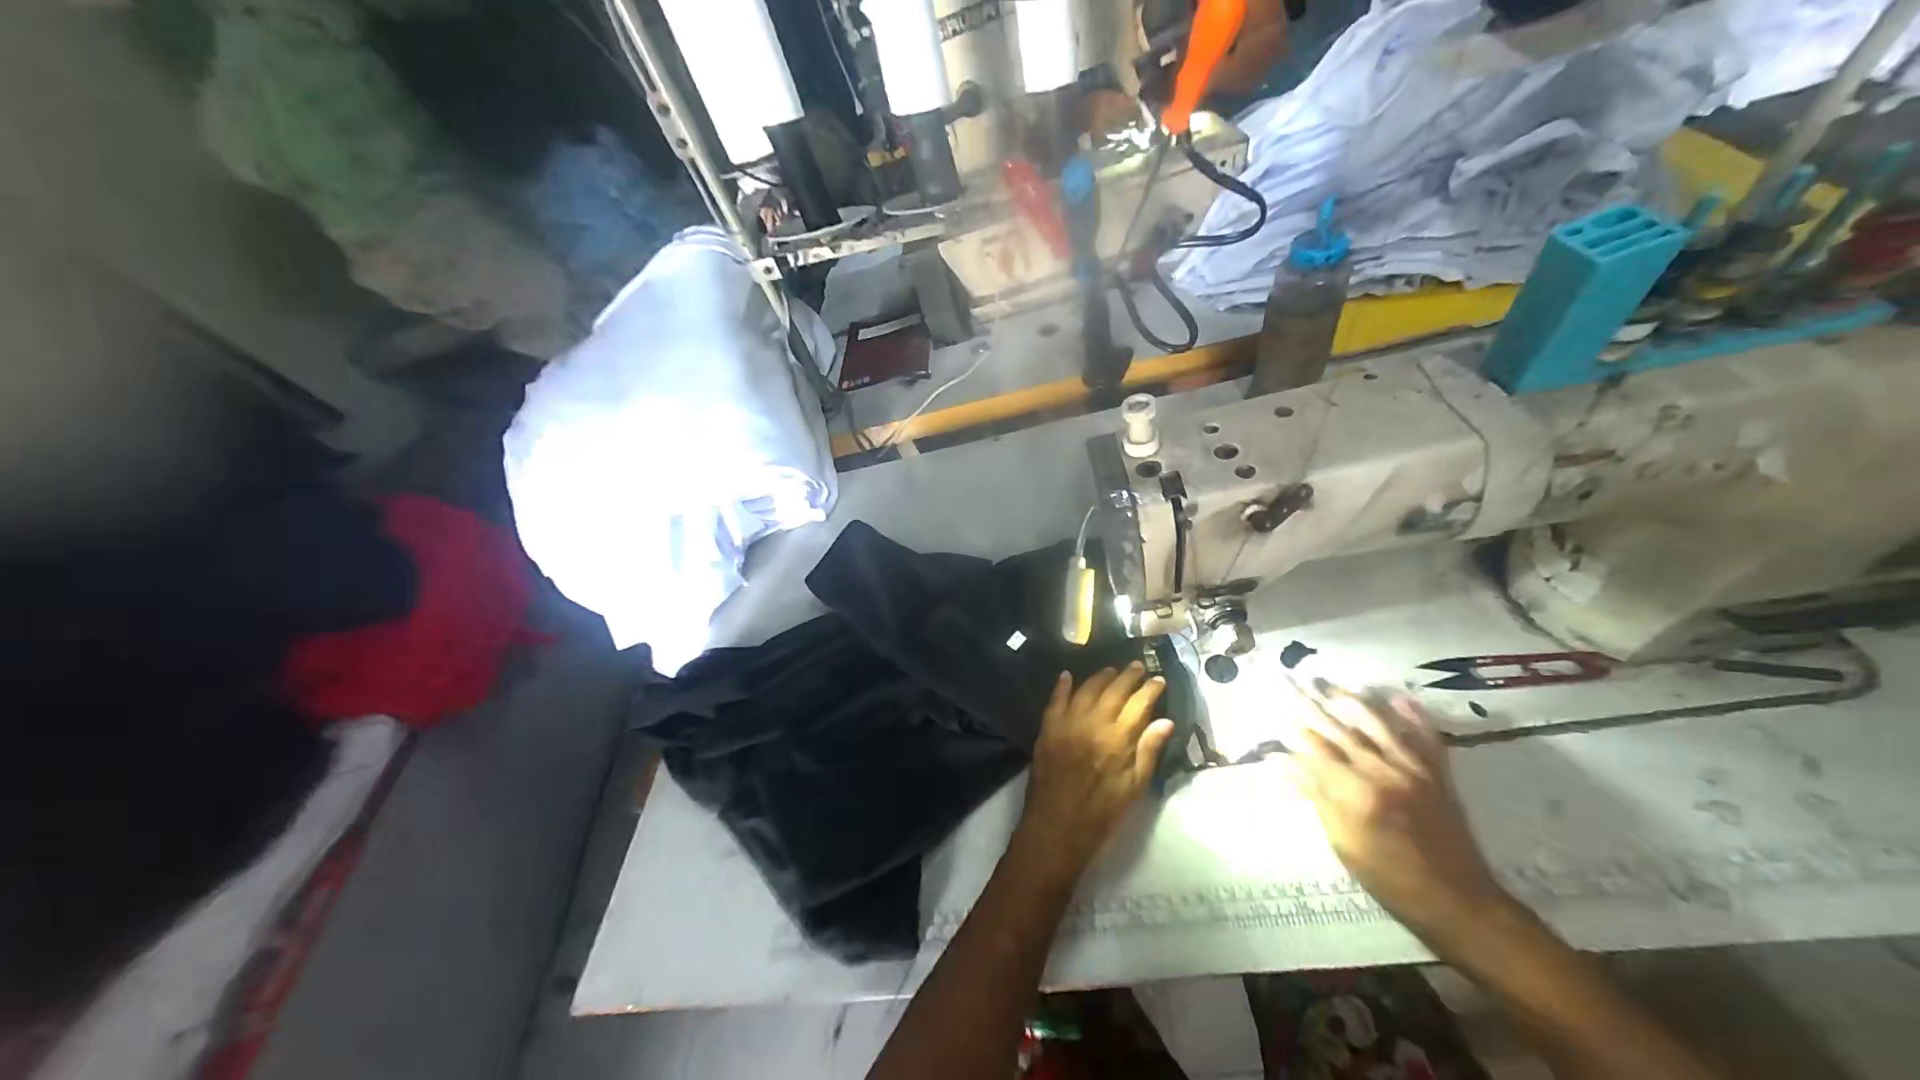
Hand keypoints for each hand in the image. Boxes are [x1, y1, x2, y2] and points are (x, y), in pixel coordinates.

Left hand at [1016, 664, 1175, 871]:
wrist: (1055, 831)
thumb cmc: (1101, 816)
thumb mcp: (1134, 789)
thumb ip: (1148, 752)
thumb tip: (1165, 721)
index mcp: (1118, 740)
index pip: (1139, 704)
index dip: (1151, 689)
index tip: (1159, 680)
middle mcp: (1093, 724)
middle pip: (1114, 690)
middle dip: (1128, 676)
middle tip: (1138, 666)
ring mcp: (1067, 724)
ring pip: (1086, 690)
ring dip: (1100, 677)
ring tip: (1112, 670)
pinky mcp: (1046, 730)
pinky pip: (1055, 700)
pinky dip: (1062, 686)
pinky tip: (1068, 675)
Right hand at [1281, 684, 1511, 943]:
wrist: (1458, 903)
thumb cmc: (1389, 879)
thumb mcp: (1342, 843)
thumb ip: (1316, 797)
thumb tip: (1285, 764)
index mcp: (1356, 792)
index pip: (1318, 749)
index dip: (1296, 732)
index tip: (1279, 716)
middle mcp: (1384, 771)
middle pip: (1343, 730)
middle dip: (1316, 707)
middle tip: (1295, 684)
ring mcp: (1414, 770)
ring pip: (1380, 724)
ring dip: (1354, 702)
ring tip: (1333, 686)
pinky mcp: (1439, 775)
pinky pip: (1425, 737)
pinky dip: (1412, 716)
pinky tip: (1397, 698)